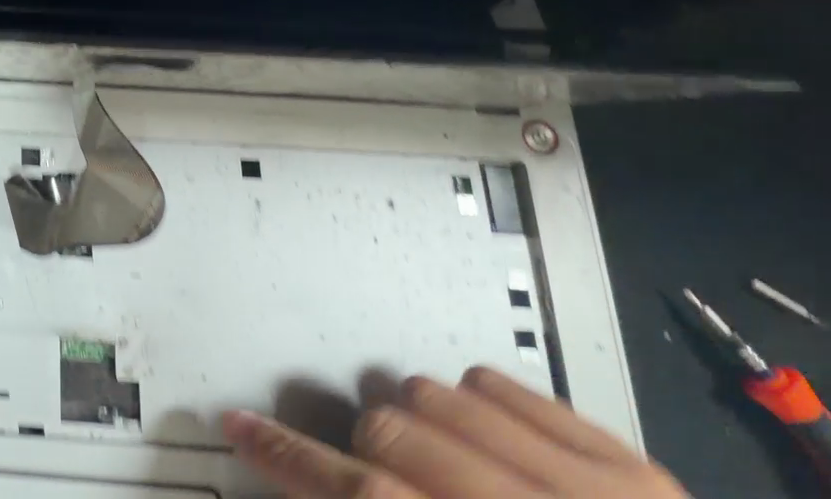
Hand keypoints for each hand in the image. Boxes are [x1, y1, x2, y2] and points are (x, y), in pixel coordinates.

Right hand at [223, 366, 689, 498]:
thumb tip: (320, 485)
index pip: (358, 493)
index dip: (286, 457)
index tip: (242, 426)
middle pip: (389, 432)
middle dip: (369, 450)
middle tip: (385, 481)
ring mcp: (590, 488)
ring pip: (438, 393)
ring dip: (418, 420)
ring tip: (444, 463)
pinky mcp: (629, 464)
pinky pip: (503, 384)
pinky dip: (474, 401)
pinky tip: (487, 440)